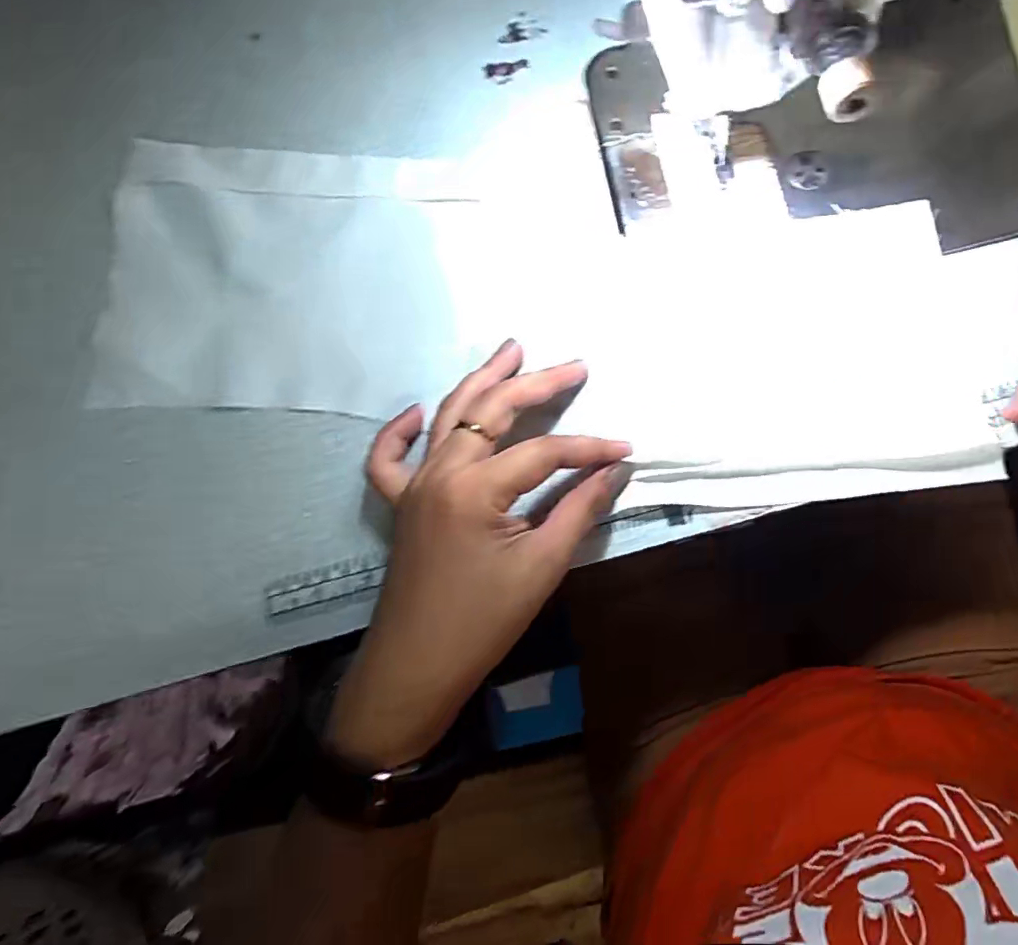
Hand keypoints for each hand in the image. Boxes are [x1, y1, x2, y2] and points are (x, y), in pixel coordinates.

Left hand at [327, 340, 632, 769]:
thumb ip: (581, 507)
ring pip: (448, 417)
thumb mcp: (545, 562)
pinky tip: (418, 412)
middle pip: (492, 412)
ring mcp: (415, 487)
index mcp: (475, 489)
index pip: (546, 451)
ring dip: (481, 382)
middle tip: (575, 365)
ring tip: (510, 351)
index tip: (628, 451)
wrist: (416, 667)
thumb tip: (616, 469)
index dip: (592, 448)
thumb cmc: (486, 618)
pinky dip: (400, 431)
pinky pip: (390, 460)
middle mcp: (440, 474)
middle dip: (537, 384)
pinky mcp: (403, 506)